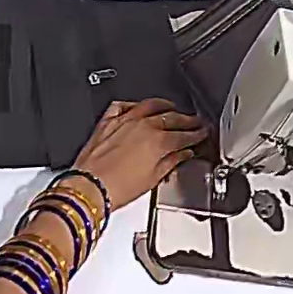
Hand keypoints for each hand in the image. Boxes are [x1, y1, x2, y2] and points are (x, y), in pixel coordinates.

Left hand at [72, 99, 209, 211]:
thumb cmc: (117, 188)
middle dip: (187, 119)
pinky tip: (137, 107)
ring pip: (150, 105)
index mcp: (159, 141)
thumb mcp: (153, 179)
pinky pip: (122, 105)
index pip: (185, 134)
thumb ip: (171, 162)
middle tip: (195, 121)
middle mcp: (143, 126)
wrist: (89, 188)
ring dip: (165, 105)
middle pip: (172, 117)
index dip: (197, 133)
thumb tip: (182, 155)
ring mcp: (125, 120)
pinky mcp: (108, 121)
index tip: (203, 132)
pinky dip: (132, 105)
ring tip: (172, 107)